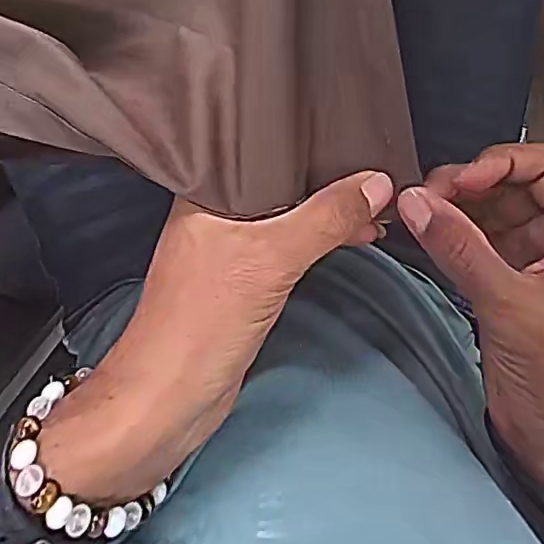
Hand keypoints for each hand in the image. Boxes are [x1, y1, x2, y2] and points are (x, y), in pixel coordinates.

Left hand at [37, 170, 394, 504]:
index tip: (355, 144)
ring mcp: (227, 248)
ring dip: (326, 214)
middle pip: (281, 184)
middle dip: (326, 183)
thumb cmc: (196, 326)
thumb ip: (324, 218)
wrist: (170, 400)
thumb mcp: (271, 258)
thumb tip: (374, 184)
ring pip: (287, 216)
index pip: (264, 152)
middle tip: (372, 180)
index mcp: (206, 192)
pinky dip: (317, 241)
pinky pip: (288, 247)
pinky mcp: (241, 280)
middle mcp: (214, 214)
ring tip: (370, 208)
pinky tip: (345, 238)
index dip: (310, 145)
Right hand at [397, 144, 543, 543]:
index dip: (500, 164)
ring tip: (417, 213)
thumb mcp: (513, 309)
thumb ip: (462, 249)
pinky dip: (447, 234)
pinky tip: (422, 233)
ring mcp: (529, 261)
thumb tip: (416, 200)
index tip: (459, 182)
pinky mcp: (503, 284)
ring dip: (452, 208)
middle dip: (467, 185)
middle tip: (425, 198)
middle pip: (509, 185)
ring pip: (487, 212)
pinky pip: (472, 242)